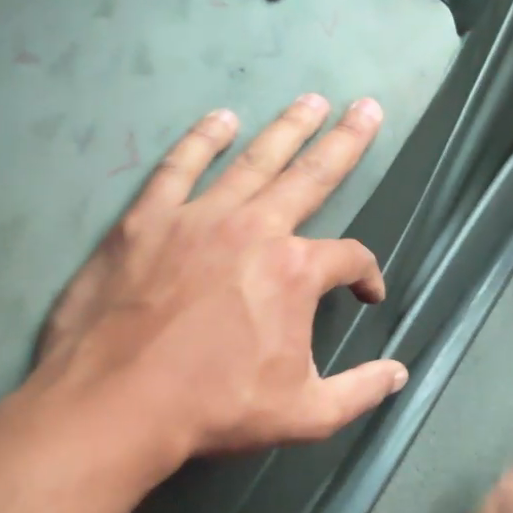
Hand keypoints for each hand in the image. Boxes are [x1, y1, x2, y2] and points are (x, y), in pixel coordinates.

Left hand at [33, 94, 406, 457]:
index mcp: (296, 271)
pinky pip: (178, 169)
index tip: (365, 297)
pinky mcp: (145, 222)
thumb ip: (361, 389)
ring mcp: (197, 219)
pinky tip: (220, 119)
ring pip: (252, 161)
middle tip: (367, 108)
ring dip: (287, 128)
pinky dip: (201, 141)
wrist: (112, 407)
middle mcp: (254, 230)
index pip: (350, 257)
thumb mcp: (307, 413)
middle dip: (346, 142)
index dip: (367, 277)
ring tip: (311, 100)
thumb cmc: (216, 408)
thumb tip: (400, 374)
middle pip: (312, 177)